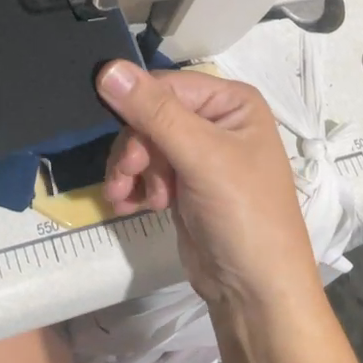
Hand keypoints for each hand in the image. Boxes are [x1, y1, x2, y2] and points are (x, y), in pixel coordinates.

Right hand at [95, 62, 317, 309]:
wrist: (255, 293)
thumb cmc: (243, 215)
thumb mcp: (201, 157)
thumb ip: (153, 112)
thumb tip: (106, 68)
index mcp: (232, 102)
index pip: (166, 87)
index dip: (139, 113)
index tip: (127, 152)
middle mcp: (216, 121)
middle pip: (149, 116)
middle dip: (134, 150)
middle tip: (126, 178)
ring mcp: (199, 154)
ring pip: (141, 144)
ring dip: (128, 171)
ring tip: (124, 197)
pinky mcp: (184, 184)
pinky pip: (145, 170)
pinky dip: (133, 186)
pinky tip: (128, 205)